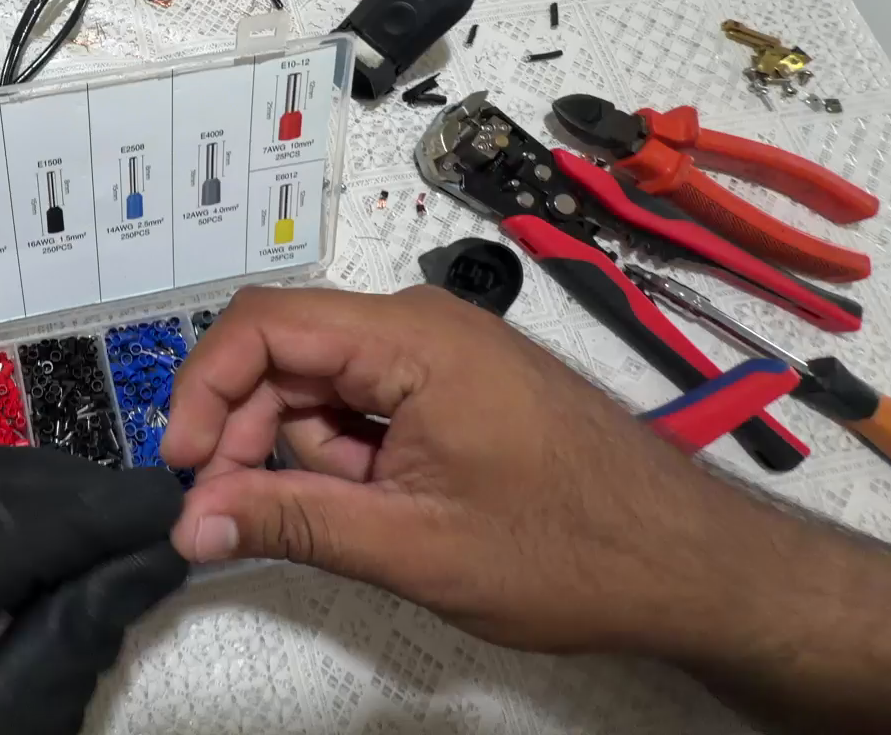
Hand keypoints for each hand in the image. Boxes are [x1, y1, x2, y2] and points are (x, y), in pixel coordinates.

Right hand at [161, 285, 770, 653]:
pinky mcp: (437, 374)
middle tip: (241, 510)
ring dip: (305, 450)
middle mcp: (410, 320)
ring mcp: (427, 345)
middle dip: (251, 431)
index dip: (206, 385)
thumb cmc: (573, 554)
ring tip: (361, 513)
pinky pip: (351, 396)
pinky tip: (378, 494)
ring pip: (312, 381)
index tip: (184, 461)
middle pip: (282, 354)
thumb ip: (290, 523)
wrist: (706, 570)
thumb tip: (190, 525)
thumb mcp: (414, 546)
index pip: (265, 324)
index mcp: (408, 336)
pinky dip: (340, 448)